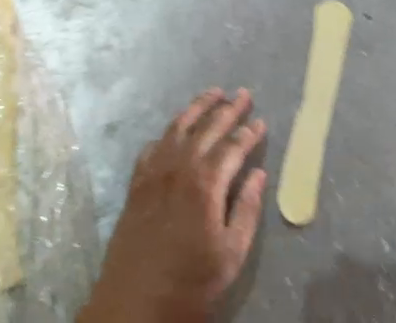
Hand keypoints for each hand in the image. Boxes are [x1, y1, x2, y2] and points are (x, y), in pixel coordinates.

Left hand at [80, 89, 268, 322]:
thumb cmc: (190, 283)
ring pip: (178, 128)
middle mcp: (179, 168)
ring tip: (213, 93)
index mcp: (206, 183)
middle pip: (207, 128)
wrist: (134, 304)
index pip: (232, 147)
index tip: (261, 120)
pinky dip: (167, 132)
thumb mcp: (231, 254)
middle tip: (243, 93)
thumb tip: (259, 175)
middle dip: (227, 109)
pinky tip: (175, 131)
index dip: (248, 133)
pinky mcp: (136, 184)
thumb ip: (247, 210)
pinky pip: (153, 146)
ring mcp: (154, 173)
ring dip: (197, 108)